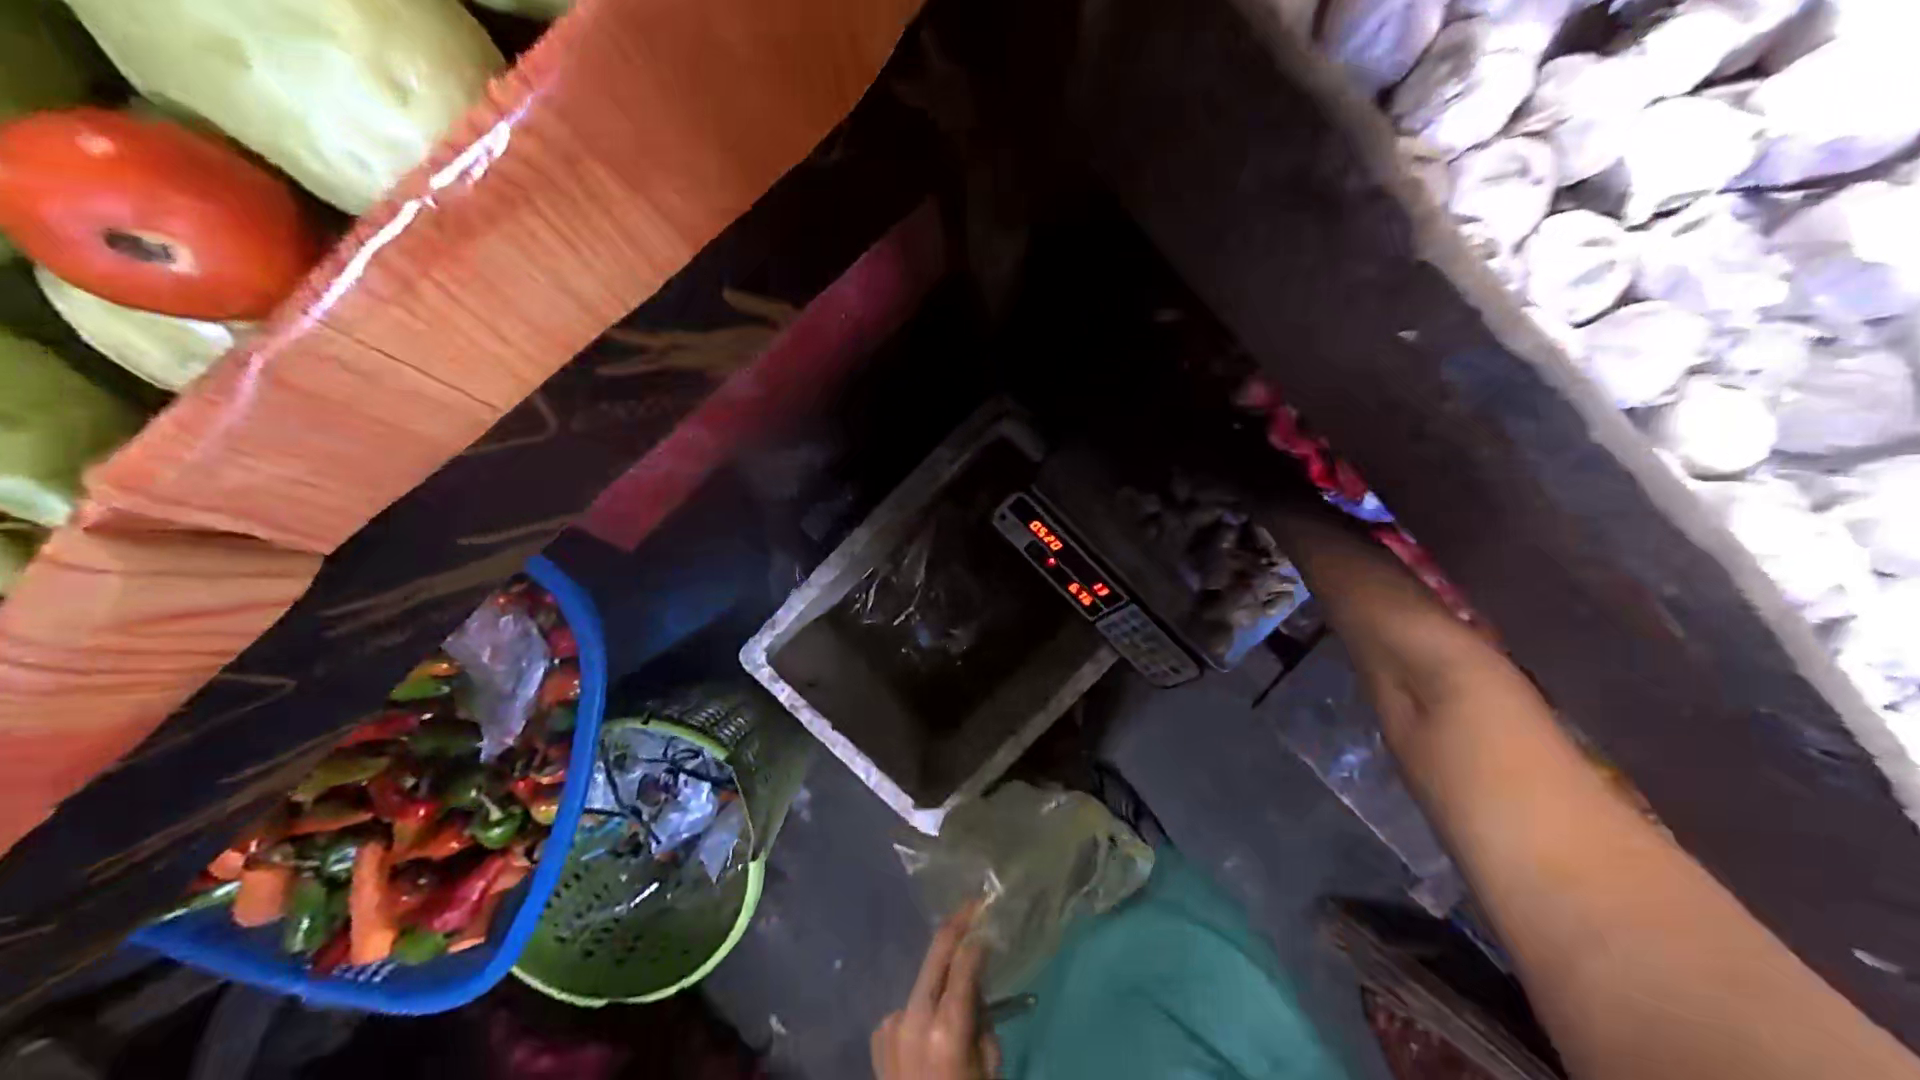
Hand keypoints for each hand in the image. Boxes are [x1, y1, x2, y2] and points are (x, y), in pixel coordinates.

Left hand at [872, 909, 1001, 1079]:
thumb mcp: (989, 1066)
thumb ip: (982, 1019)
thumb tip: (975, 985)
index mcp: (945, 1029)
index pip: (963, 962)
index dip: (977, 933)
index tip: (986, 912)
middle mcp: (912, 1017)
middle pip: (935, 955)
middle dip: (955, 927)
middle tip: (970, 904)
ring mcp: (890, 1024)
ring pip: (923, 984)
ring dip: (940, 979)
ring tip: (954, 985)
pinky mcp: (878, 1036)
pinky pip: (908, 1010)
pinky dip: (922, 1011)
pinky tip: (929, 1028)